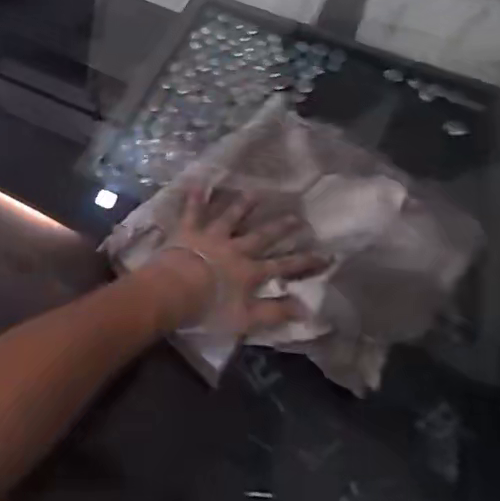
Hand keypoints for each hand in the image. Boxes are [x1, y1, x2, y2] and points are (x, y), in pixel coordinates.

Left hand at [153, 189, 328, 335]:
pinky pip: (192, 211)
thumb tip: (307, 309)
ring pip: (230, 218)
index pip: (283, 267)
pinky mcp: (187, 231)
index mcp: (250, 272)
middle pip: (261, 237)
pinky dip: (196, 198)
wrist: (174, 289)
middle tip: (296, 216)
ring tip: (254, 192)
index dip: (304, 261)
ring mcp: (211, 237)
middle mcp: (235, 249)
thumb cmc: (209, 307)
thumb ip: (275, 311)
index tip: (325, 254)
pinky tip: (198, 183)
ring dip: (242, 205)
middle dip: (280, 228)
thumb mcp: (247, 317)